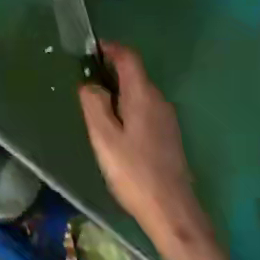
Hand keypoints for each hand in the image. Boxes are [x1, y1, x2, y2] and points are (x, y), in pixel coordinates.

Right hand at [78, 42, 211, 252]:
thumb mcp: (104, 138)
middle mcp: (159, 100)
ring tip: (97, 108)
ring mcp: (167, 118)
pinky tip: (117, 130)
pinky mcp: (169, 136)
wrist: (172, 211)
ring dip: (119, 91)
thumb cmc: (134, 172)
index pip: (128, 57)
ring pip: (140, 93)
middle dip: (110, 71)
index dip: (110, 48)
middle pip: (135, 74)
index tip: (89, 50)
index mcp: (143, 95)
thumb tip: (90, 84)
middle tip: (86, 83)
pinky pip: (146, 109)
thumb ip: (94, 104)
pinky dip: (128, 107)